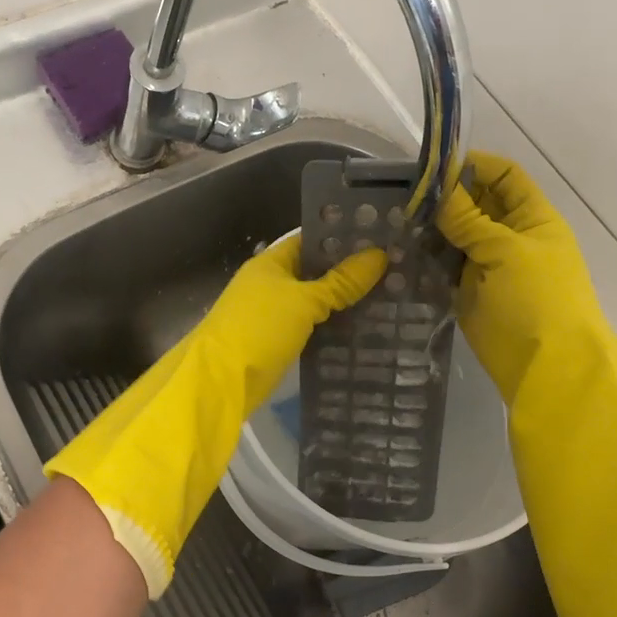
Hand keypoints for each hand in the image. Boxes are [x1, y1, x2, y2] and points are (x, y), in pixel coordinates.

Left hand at [46, 236, 385, 596]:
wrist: (220, 381)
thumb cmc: (257, 329)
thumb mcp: (304, 302)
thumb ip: (341, 282)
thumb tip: (379, 256)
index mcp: (270, 263)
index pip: (310, 239)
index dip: (342, 236)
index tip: (380, 235)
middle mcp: (269, 284)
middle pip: (314, 271)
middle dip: (349, 271)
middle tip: (396, 267)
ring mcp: (271, 315)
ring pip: (315, 301)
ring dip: (344, 301)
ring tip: (391, 295)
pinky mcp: (276, 342)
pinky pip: (311, 326)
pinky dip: (333, 325)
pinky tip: (365, 328)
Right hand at [436, 151, 616, 616]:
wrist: (548, 368)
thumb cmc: (538, 301)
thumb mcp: (505, 251)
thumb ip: (470, 220)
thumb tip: (440, 192)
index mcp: (533, 219)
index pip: (502, 176)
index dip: (471, 166)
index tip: (428, 166)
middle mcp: (512, 238)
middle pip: (475, 205)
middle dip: (442, 198)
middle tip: (396, 197)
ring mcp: (490, 269)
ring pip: (455, 238)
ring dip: (428, 231)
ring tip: (388, 224)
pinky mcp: (470, 297)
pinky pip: (444, 270)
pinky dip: (424, 262)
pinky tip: (395, 257)